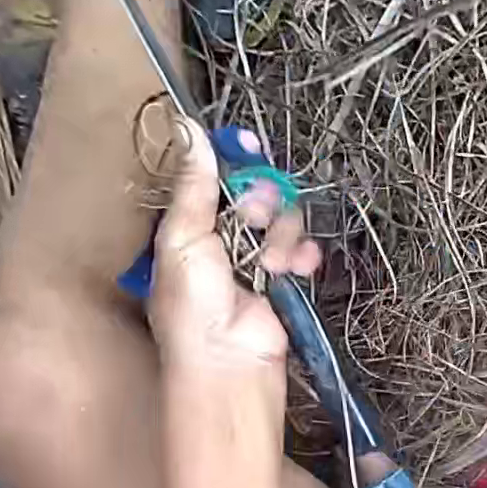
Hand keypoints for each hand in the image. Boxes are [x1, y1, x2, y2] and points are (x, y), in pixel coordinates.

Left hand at [148, 121, 320, 375]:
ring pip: (281, 221)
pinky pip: (301, 251)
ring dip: (282, 235)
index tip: (249, 145)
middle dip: (261, 202)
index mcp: (189, 226)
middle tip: (255, 216)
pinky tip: (298, 267)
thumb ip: (195, 186)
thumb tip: (190, 128)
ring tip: (272, 262)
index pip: (213, 180)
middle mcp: (222, 239)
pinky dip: (303, 255)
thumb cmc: (193, 304)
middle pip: (254, 196)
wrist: (229, 359)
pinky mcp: (283, 280)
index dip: (231, 160)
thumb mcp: (183, 238)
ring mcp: (255, 260)